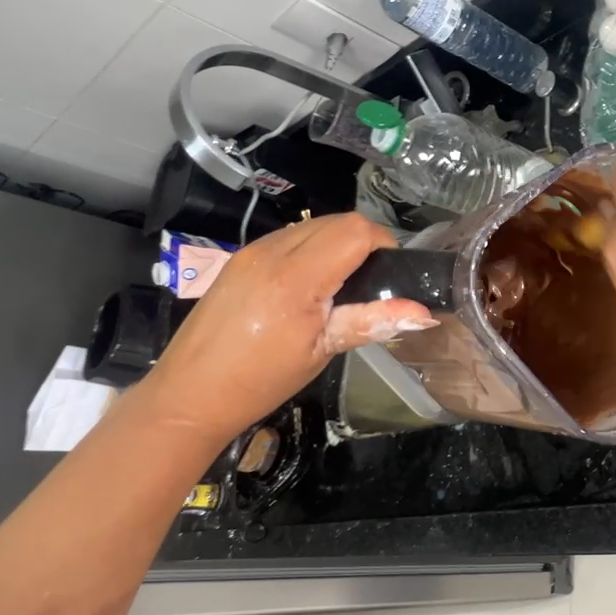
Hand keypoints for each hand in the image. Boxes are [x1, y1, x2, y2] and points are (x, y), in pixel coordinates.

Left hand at [138, 213, 433, 441]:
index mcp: (296, 278)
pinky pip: (290, 237)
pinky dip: (313, 249)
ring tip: (342, 286)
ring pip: (314, 225)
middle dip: (364, 242)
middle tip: (370, 283)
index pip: (355, 231)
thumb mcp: (324, 351)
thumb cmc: (262, 379)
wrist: (189, 393)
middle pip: (338, 221)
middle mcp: (272, 253)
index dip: (382, 244)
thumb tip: (425, 314)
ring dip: (338, 243)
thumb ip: (373, 322)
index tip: (389, 274)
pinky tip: (311, 285)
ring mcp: (252, 251)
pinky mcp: (241, 257)